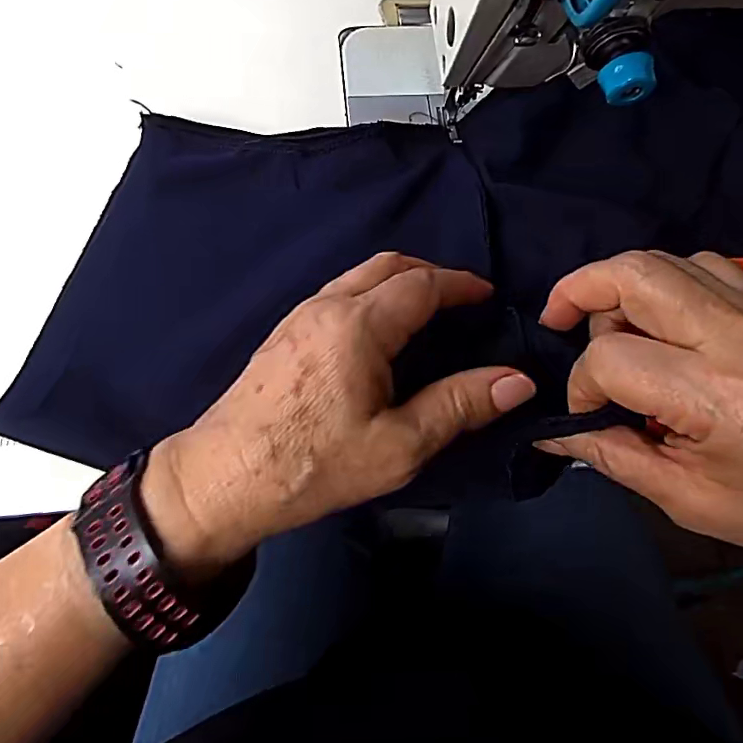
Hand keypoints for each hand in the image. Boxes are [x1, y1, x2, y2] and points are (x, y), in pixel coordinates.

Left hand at [141, 252, 537, 577]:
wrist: (225, 476)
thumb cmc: (313, 464)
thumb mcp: (398, 444)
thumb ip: (458, 405)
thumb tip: (517, 380)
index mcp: (356, 325)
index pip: (420, 284)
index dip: (459, 284)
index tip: (487, 295)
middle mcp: (322, 308)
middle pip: (383, 266)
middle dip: (427, 273)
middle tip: (459, 297)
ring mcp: (293, 319)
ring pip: (352, 279)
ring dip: (391, 283)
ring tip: (422, 312)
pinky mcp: (277, 338)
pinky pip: (330, 298)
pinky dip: (363, 298)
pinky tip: (372, 333)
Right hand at [535, 250, 742, 625]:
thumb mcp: (683, 498)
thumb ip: (606, 452)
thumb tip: (548, 431)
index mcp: (721, 400)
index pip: (610, 358)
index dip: (580, 386)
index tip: (588, 413)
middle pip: (634, 275)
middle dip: (577, 292)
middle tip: (557, 323)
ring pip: (666, 261)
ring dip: (620, 288)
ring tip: (610, 328)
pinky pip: (704, 268)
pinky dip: (664, 284)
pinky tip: (657, 322)